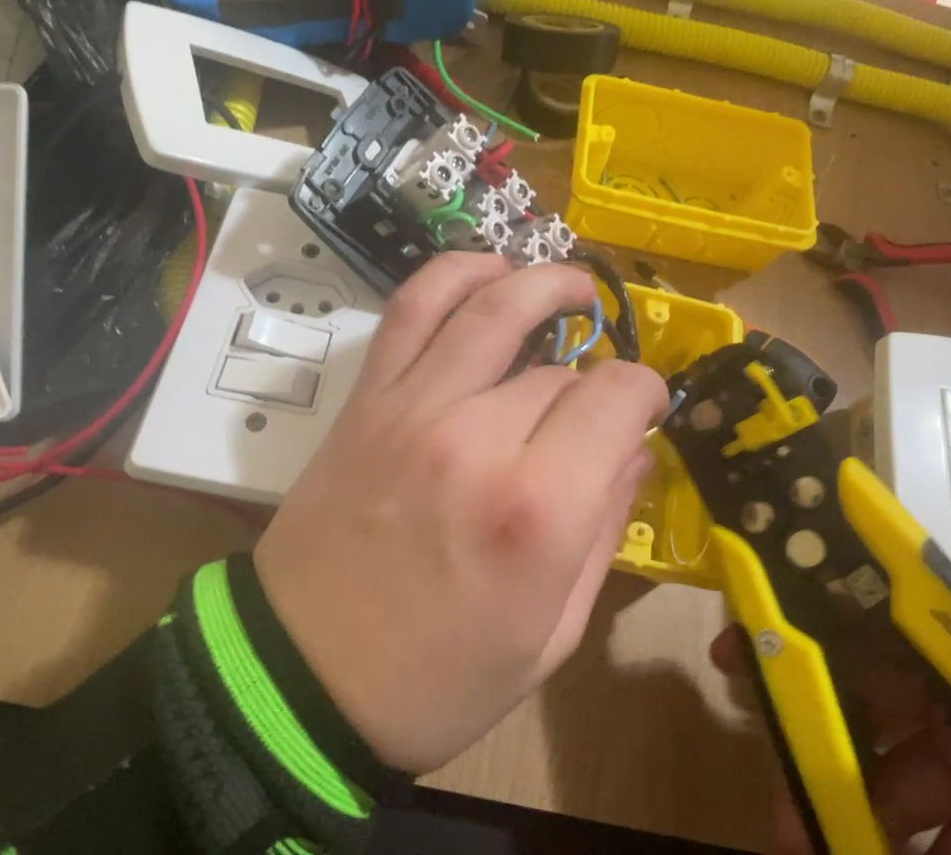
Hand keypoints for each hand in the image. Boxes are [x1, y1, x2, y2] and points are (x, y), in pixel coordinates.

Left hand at [255, 253, 667, 774]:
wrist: (305, 680)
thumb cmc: (441, 677)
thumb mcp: (553, 633)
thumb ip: (603, 531)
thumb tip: (634, 453)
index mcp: (539, 511)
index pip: (617, 398)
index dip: (646, 393)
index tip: (644, 411)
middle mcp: (479, 439)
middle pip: (560, 369)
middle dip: (592, 379)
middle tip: (594, 401)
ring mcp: (414, 409)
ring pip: (492, 308)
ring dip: (541, 283)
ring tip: (568, 287)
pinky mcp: (367, 401)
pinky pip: (411, 310)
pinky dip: (454, 274)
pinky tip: (488, 270)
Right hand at [715, 602, 950, 853]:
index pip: (928, 620)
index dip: (839, 615)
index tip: (764, 641)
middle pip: (891, 704)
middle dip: (823, 735)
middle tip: (783, 800)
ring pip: (899, 783)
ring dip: (844, 810)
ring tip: (808, 847)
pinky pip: (936, 842)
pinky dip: (887, 847)